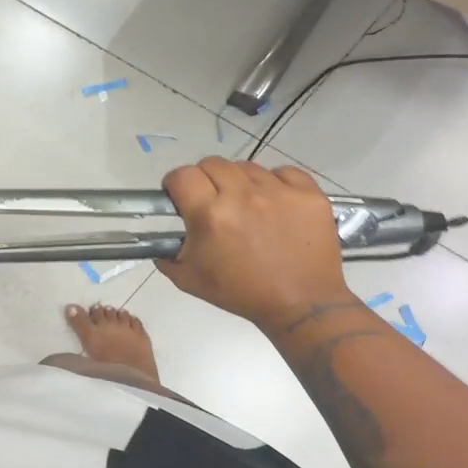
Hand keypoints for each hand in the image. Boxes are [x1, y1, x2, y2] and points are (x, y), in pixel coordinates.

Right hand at [154, 158, 352, 327]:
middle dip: (204, 178)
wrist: (300, 303)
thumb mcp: (187, 279)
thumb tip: (158, 242)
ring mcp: (279, 192)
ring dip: (238, 180)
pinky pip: (284, 172)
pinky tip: (273, 201)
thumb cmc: (239, 292)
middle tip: (210, 199)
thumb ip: (166, 255)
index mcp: (209, 215)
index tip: (179, 195)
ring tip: (244, 202)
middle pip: (212, 163)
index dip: (175, 183)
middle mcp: (242, 196)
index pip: (182, 175)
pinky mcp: (309, 195)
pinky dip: (274, 182)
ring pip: (247, 166)